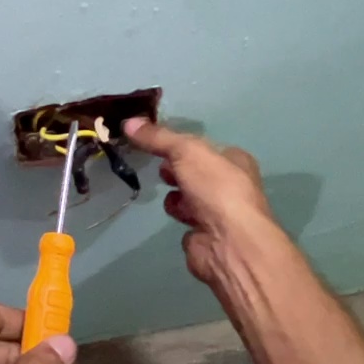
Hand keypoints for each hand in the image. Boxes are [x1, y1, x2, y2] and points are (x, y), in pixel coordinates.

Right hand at [123, 117, 279, 291]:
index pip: (203, 147)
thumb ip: (158, 137)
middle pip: (194, 171)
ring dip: (176, 196)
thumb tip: (129, 122)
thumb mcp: (185, 151)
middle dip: (176, 170)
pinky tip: (177, 219)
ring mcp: (219, 211)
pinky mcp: (205, 234)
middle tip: (162, 170)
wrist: (228, 241)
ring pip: (187, 196)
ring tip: (172, 197)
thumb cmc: (215, 188)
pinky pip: (184, 218)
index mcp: (235, 160)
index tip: (155, 143)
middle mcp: (230, 185)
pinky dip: (178, 217)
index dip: (180, 144)